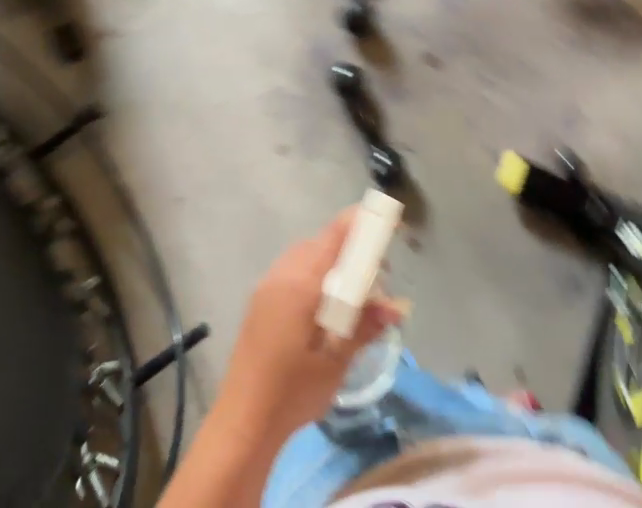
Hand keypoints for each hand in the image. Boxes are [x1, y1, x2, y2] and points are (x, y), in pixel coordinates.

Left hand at [217, 208, 404, 440]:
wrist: (244, 419)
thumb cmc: (293, 390)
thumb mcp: (337, 360)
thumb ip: (364, 326)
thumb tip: (397, 306)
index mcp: (300, 284)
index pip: (334, 238)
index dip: (361, 225)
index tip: (386, 222)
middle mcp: (280, 276)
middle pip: (319, 244)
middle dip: (350, 248)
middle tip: (379, 274)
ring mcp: (266, 289)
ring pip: (304, 257)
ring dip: (331, 263)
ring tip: (356, 292)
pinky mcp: (260, 304)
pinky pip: (292, 273)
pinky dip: (314, 275)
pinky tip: (328, 305)